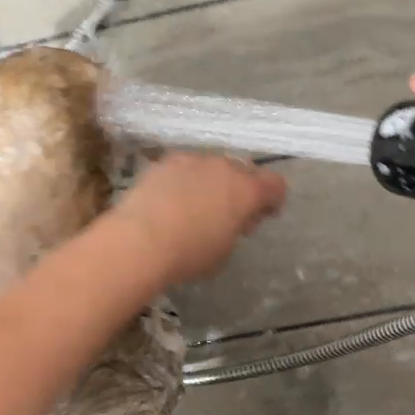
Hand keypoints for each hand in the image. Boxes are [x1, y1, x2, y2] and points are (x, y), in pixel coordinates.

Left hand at [112, 153, 287, 284]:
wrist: (140, 241)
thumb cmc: (189, 254)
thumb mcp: (225, 250)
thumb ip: (235, 228)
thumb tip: (232, 219)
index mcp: (246, 190)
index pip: (275, 184)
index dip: (273, 199)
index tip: (263, 214)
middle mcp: (223, 167)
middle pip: (242, 171)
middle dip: (240, 189)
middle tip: (228, 213)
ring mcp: (192, 160)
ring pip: (211, 167)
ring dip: (211, 182)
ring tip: (195, 206)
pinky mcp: (164, 162)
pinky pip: (184, 168)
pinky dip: (184, 181)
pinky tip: (170, 201)